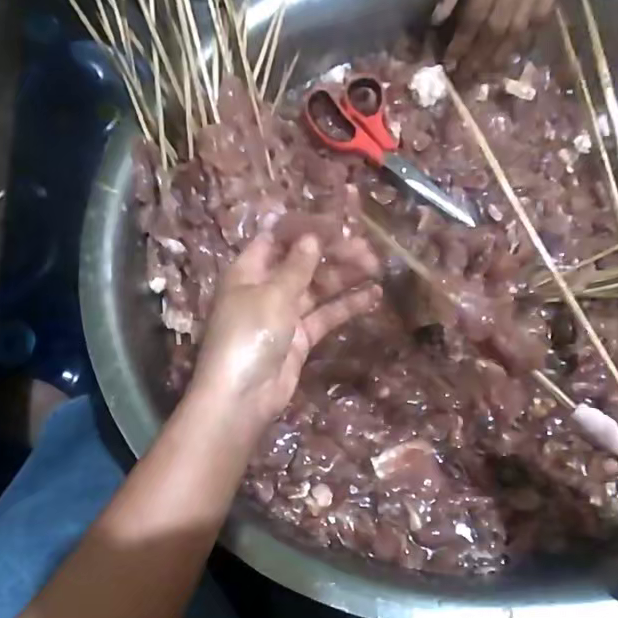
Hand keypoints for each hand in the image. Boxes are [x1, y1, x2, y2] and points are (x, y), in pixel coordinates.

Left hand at [188, 233, 380, 432]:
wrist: (242, 396)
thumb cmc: (249, 335)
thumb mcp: (272, 294)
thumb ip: (296, 266)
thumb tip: (311, 238)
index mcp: (247, 271)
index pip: (276, 239)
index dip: (306, 228)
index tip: (339, 220)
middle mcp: (263, 290)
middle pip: (301, 263)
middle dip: (332, 252)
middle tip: (366, 248)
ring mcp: (281, 315)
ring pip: (316, 289)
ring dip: (344, 276)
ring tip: (376, 266)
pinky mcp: (298, 340)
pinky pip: (324, 316)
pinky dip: (346, 306)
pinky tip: (373, 295)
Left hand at [432, 0, 577, 70]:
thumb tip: (438, 20)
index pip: (476, 15)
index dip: (461, 45)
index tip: (450, 64)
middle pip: (498, 27)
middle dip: (479, 59)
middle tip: (466, 79)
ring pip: (522, 27)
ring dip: (502, 57)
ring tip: (486, 76)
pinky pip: (544, 14)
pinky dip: (526, 39)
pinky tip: (513, 55)